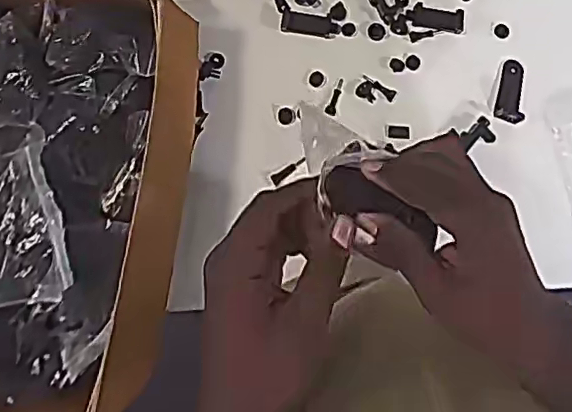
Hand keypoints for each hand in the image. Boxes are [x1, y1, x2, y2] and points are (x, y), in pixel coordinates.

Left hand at [201, 180, 348, 411]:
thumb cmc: (262, 381)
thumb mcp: (306, 319)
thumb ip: (326, 264)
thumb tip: (344, 223)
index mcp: (234, 260)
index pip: (270, 203)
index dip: (305, 191)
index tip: (337, 190)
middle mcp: (227, 259)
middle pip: (270, 213)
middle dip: (308, 211)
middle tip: (341, 219)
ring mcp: (232, 273)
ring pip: (272, 229)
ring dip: (303, 228)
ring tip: (334, 239)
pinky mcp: (240, 286)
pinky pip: (270, 249)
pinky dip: (295, 246)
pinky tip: (319, 257)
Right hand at [350, 134, 563, 376]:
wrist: (530, 330)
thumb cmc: (492, 319)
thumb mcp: (435, 290)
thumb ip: (400, 249)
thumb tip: (367, 224)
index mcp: (474, 216)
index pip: (424, 180)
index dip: (390, 174)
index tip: (365, 171)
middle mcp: (486, 200)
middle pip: (438, 159)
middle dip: (400, 163)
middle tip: (371, 173)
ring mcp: (491, 199)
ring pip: (450, 157)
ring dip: (417, 161)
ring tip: (388, 177)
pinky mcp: (491, 204)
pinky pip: (458, 169)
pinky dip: (432, 169)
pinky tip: (415, 186)